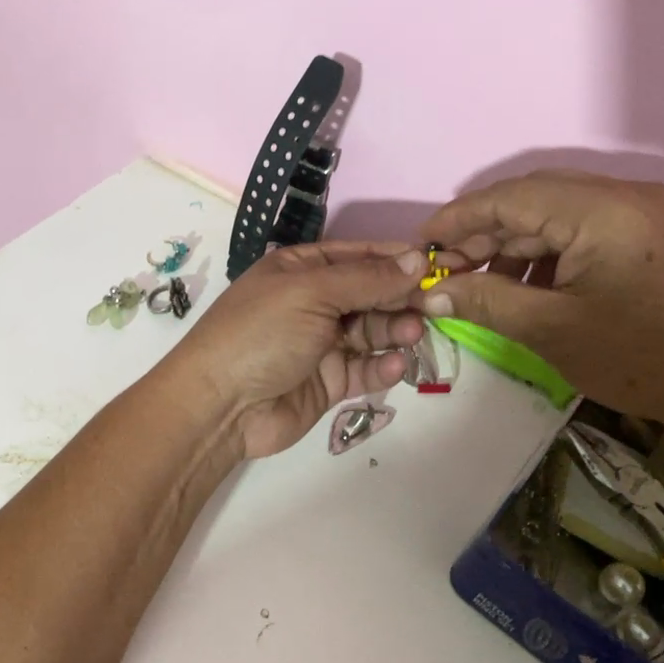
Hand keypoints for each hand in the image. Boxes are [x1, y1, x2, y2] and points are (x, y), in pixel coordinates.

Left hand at [158, 243, 428, 457]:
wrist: (221, 405)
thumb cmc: (260, 333)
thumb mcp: (311, 292)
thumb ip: (367, 279)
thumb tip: (418, 258)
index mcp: (300, 270)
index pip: (359, 256)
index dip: (399, 259)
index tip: (442, 263)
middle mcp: (312, 302)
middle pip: (371, 294)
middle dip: (403, 296)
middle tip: (437, 303)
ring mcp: (321, 344)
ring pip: (373, 332)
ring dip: (396, 330)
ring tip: (414, 333)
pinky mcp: (328, 382)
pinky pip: (365, 369)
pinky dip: (383, 366)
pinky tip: (395, 364)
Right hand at [418, 158, 663, 426]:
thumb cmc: (642, 358)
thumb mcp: (551, 330)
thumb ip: (485, 301)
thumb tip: (429, 291)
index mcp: (602, 211)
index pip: (510, 197)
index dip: (458, 219)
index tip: (419, 247)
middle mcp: (624, 195)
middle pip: (531, 198)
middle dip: (483, 233)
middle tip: (445, 271)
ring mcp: (641, 211)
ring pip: (554, 213)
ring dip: (512, 245)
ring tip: (477, 284)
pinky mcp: (649, 232)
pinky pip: (581, 228)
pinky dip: (545, 253)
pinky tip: (521, 286)